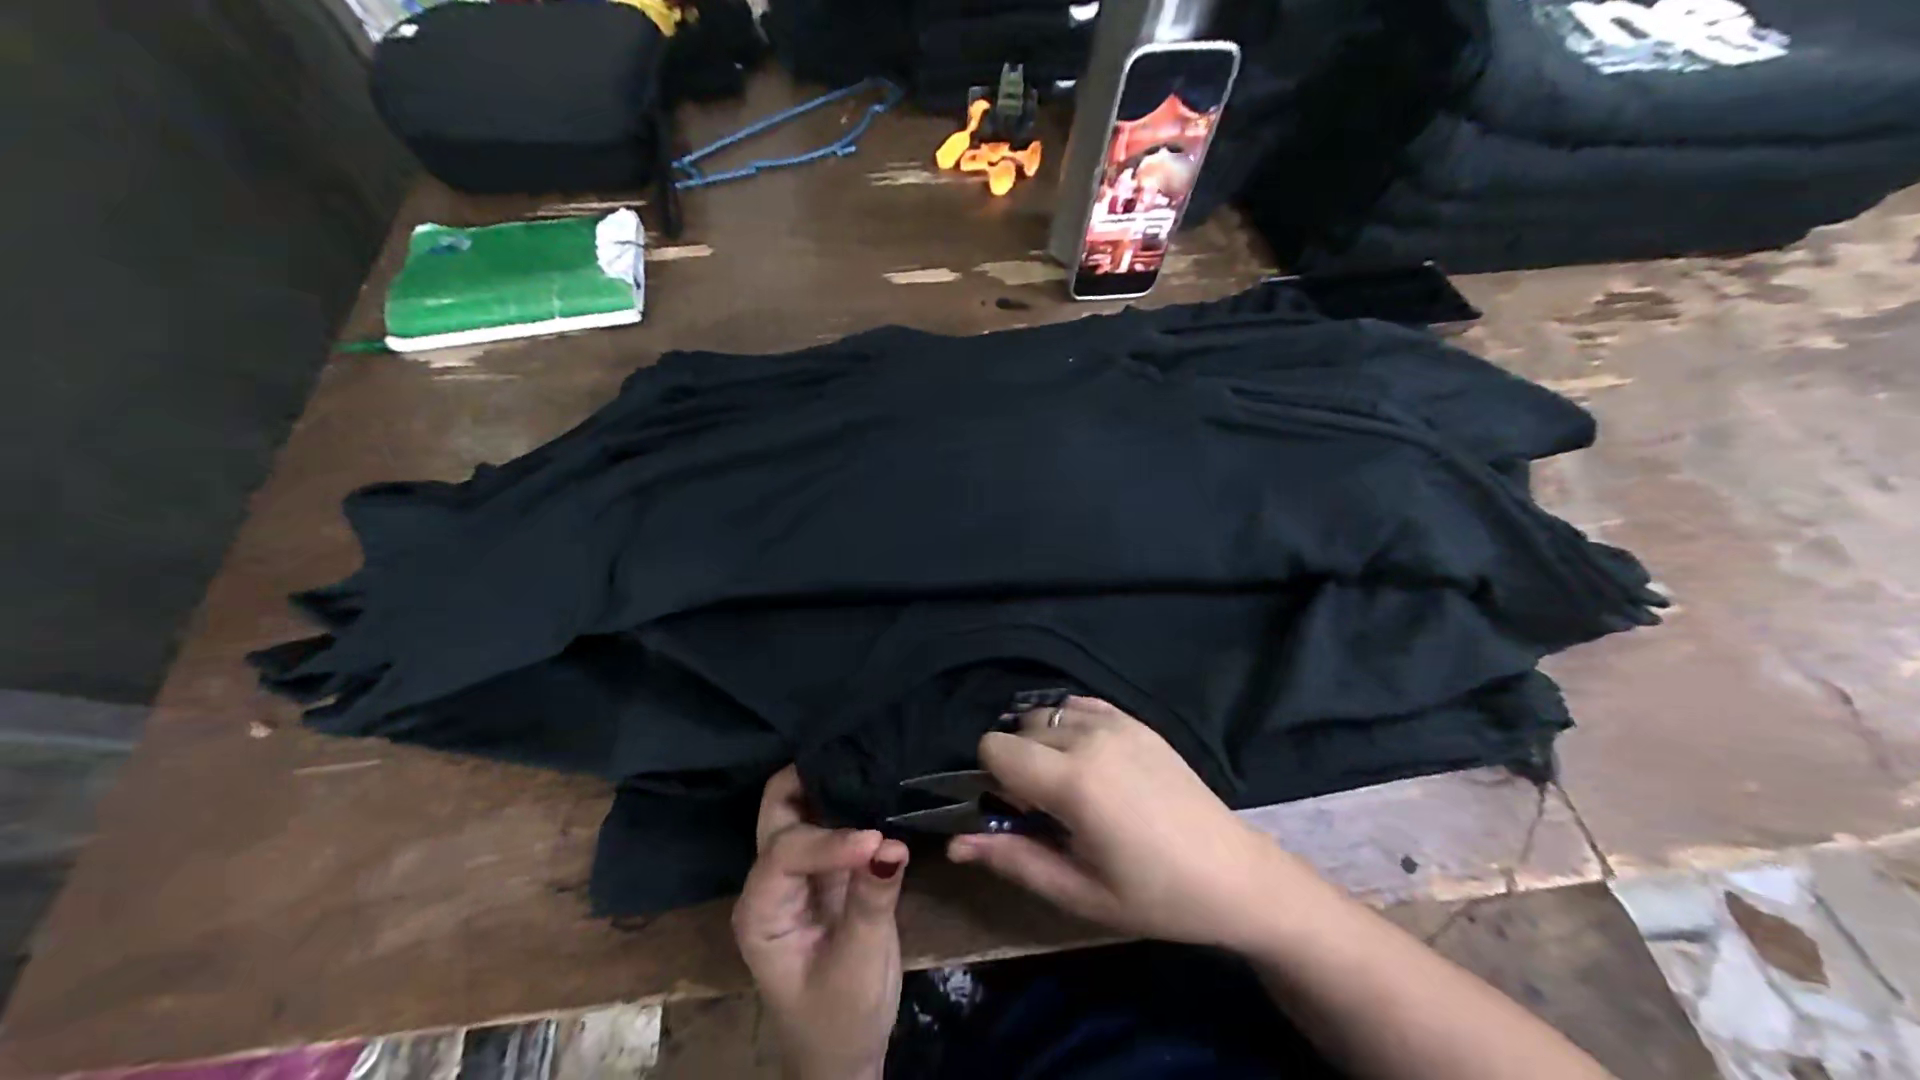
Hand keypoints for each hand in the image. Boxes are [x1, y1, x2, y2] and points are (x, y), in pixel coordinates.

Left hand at [732, 766, 909, 1079]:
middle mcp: (771, 881)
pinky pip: (833, 824)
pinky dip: (852, 803)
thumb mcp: (858, 966)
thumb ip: (871, 902)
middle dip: (810, 780)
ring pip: (802, 808)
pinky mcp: (827, 873)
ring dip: (831, 785)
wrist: (843, 1054)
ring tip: (869, 763)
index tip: (874, 839)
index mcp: (761, 910)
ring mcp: (798, 874)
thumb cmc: (841, 1018)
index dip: (829, 841)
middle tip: (855, 757)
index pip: (785, 853)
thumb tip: (892, 843)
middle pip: (777, 810)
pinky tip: (877, 789)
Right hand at [946, 697, 1307, 950]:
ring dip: (1045, 745)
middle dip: (1019, 764)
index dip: (994, 780)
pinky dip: (1071, 727)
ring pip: (1048, 714)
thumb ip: (1013, 860)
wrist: (1234, 875)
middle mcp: (1091, 738)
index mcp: (1073, 781)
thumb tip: (955, 843)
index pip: (995, 747)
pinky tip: (1094, 762)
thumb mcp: (1079, 892)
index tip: (1021, 813)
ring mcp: (1118, 723)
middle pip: (1019, 729)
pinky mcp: (1137, 721)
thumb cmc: (1154, 895)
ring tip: (1074, 786)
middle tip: (1049, 809)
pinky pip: (1081, 706)